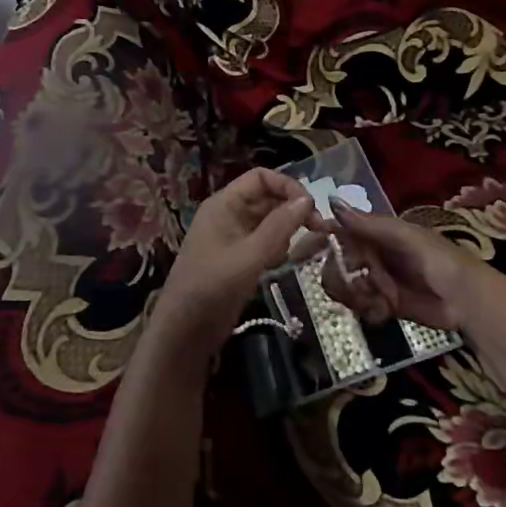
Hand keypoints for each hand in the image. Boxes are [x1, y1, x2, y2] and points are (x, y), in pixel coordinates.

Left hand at [144, 168, 314, 367]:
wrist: (186, 328)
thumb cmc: (213, 287)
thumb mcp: (250, 255)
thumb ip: (280, 226)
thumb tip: (308, 199)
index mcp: (223, 204)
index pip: (260, 177)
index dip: (288, 185)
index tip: (311, 207)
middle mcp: (228, 215)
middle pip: (267, 197)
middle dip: (292, 209)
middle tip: (320, 229)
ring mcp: (232, 237)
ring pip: (268, 221)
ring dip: (287, 230)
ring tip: (300, 248)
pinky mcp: (238, 259)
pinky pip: (264, 242)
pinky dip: (277, 248)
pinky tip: (281, 263)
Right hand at [318, 203, 498, 335]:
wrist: (469, 302)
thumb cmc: (440, 260)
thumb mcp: (405, 237)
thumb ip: (369, 224)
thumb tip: (331, 202)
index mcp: (375, 233)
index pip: (337, 233)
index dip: (319, 241)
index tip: (302, 252)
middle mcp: (371, 255)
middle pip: (335, 264)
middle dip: (342, 277)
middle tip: (362, 284)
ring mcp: (376, 281)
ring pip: (344, 287)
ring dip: (356, 295)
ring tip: (379, 300)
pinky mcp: (383, 305)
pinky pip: (360, 307)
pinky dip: (369, 310)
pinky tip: (385, 312)